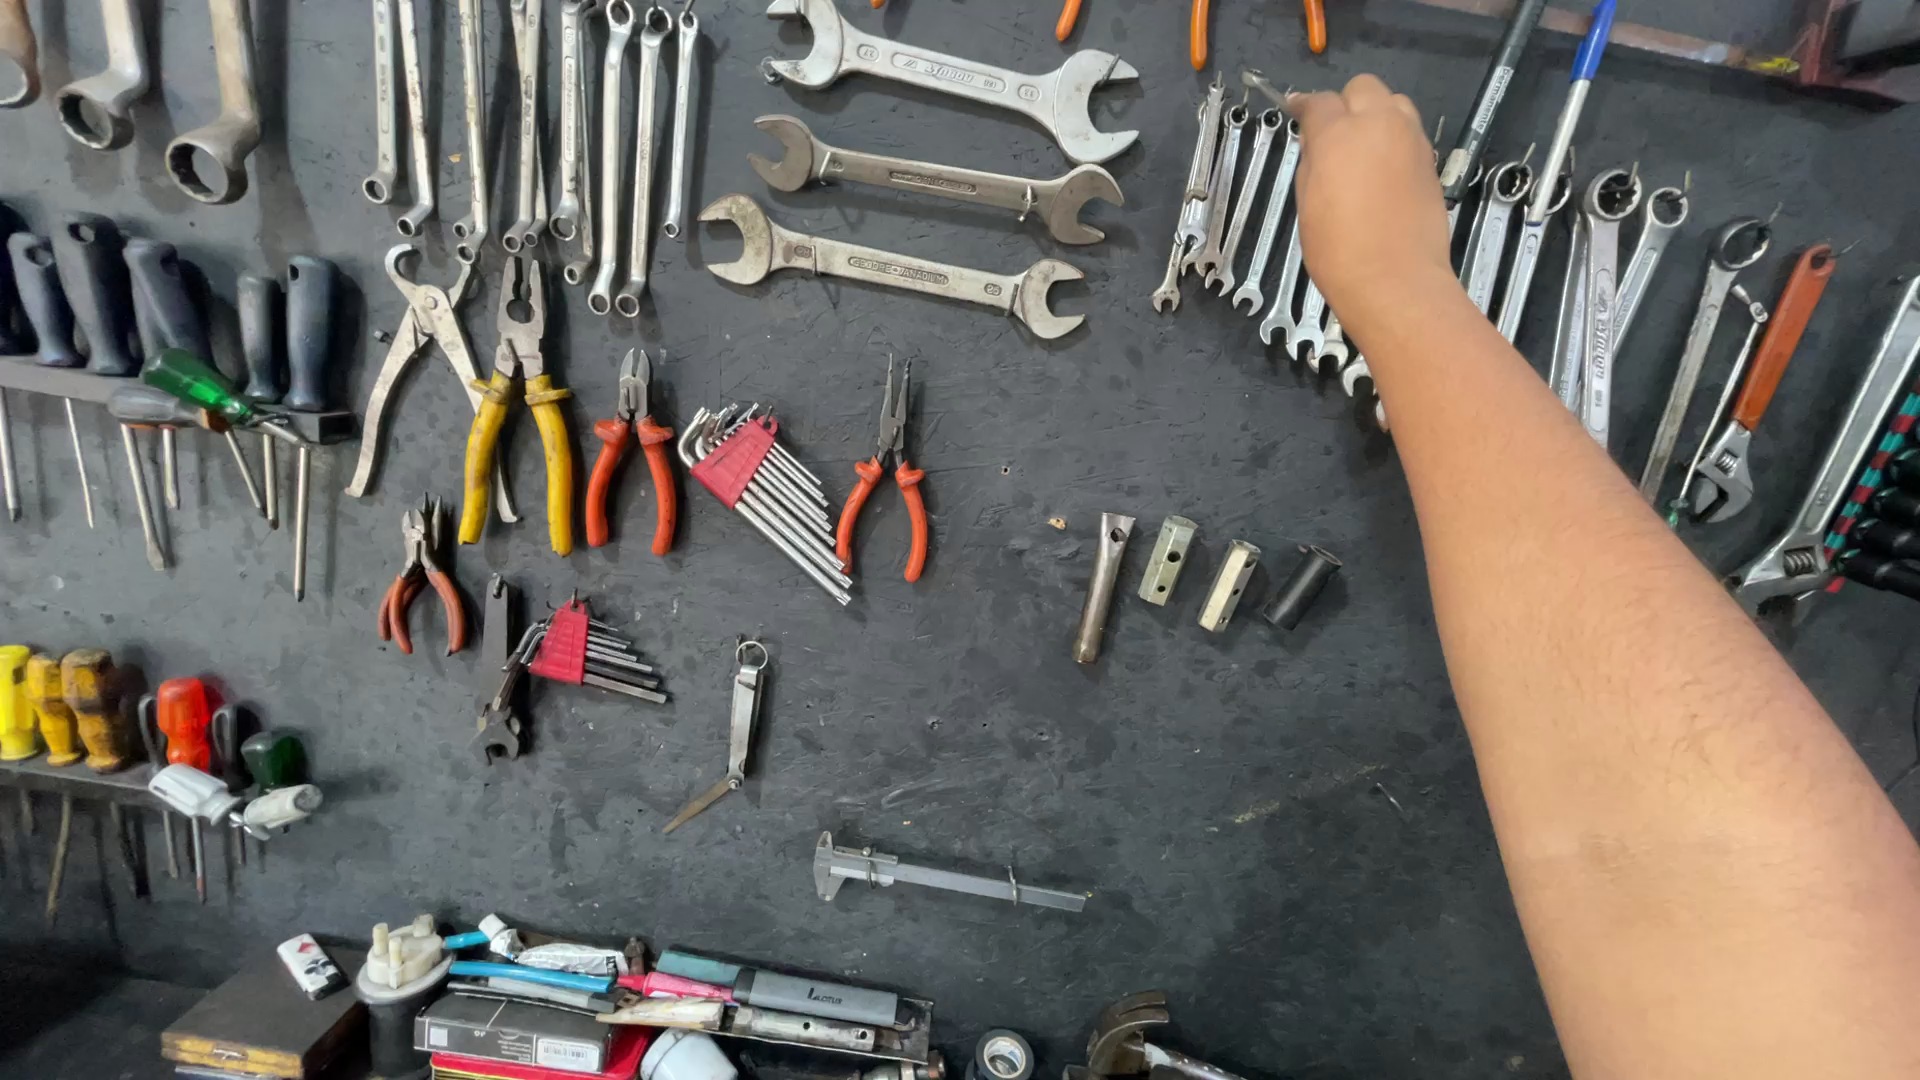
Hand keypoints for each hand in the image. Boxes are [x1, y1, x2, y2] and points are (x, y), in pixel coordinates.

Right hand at [1290, 76, 1458, 328]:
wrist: (1393, 279)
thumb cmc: (1337, 251)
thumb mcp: (1307, 207)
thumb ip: (1312, 166)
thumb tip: (1317, 148)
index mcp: (1338, 136)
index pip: (1318, 103)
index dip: (1303, 106)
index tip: (1294, 112)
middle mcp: (1378, 124)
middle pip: (1362, 88)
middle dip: (1344, 104)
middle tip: (1330, 135)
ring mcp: (1410, 138)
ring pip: (1392, 103)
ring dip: (1373, 116)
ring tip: (1360, 150)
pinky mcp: (1428, 158)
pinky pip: (1408, 131)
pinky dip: (1391, 139)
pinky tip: (1380, 171)